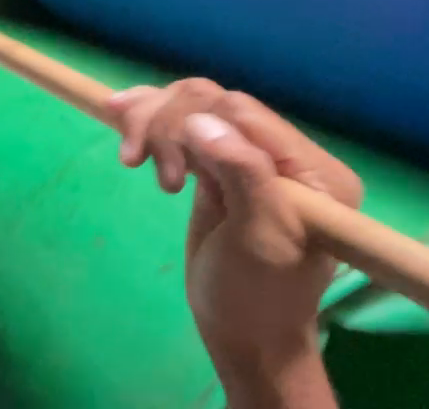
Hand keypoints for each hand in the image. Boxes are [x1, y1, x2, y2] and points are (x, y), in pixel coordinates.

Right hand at [108, 80, 361, 395]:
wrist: (240, 328)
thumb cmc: (255, 293)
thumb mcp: (258, 239)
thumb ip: (242, 175)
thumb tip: (201, 122)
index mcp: (312, 170)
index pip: (240, 110)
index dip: (193, 124)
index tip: (168, 169)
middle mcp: (282, 153)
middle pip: (206, 100)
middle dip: (165, 126)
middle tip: (147, 170)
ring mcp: (244, 154)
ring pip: (184, 103)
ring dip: (148, 123)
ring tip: (131, 160)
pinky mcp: (212, 160)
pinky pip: (174, 118)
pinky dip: (142, 118)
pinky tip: (116, 117)